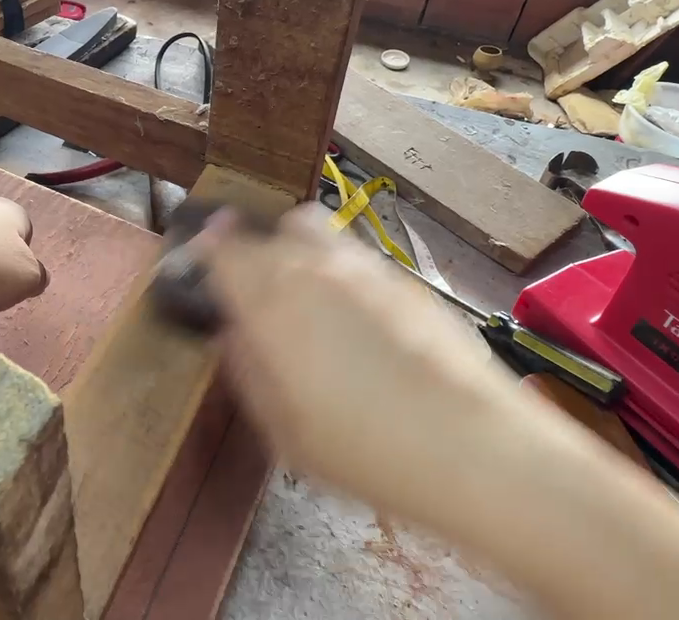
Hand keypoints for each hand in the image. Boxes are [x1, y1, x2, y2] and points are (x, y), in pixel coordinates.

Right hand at [194, 204, 525, 523]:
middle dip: (251, 245)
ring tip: (303, 293)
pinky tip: (356, 319)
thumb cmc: (364, 449)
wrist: (478, 449)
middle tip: (252, 282)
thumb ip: (247, 370)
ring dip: (296, 248)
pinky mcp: (405, 280)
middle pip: (270, 228)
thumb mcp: (283, 429)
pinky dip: (338, 269)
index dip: (206, 249)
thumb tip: (231, 334)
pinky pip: (355, 256)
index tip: (200, 259)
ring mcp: (364, 267)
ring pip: (314, 229)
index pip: (223, 248)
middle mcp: (313, 267)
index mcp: (270, 298)